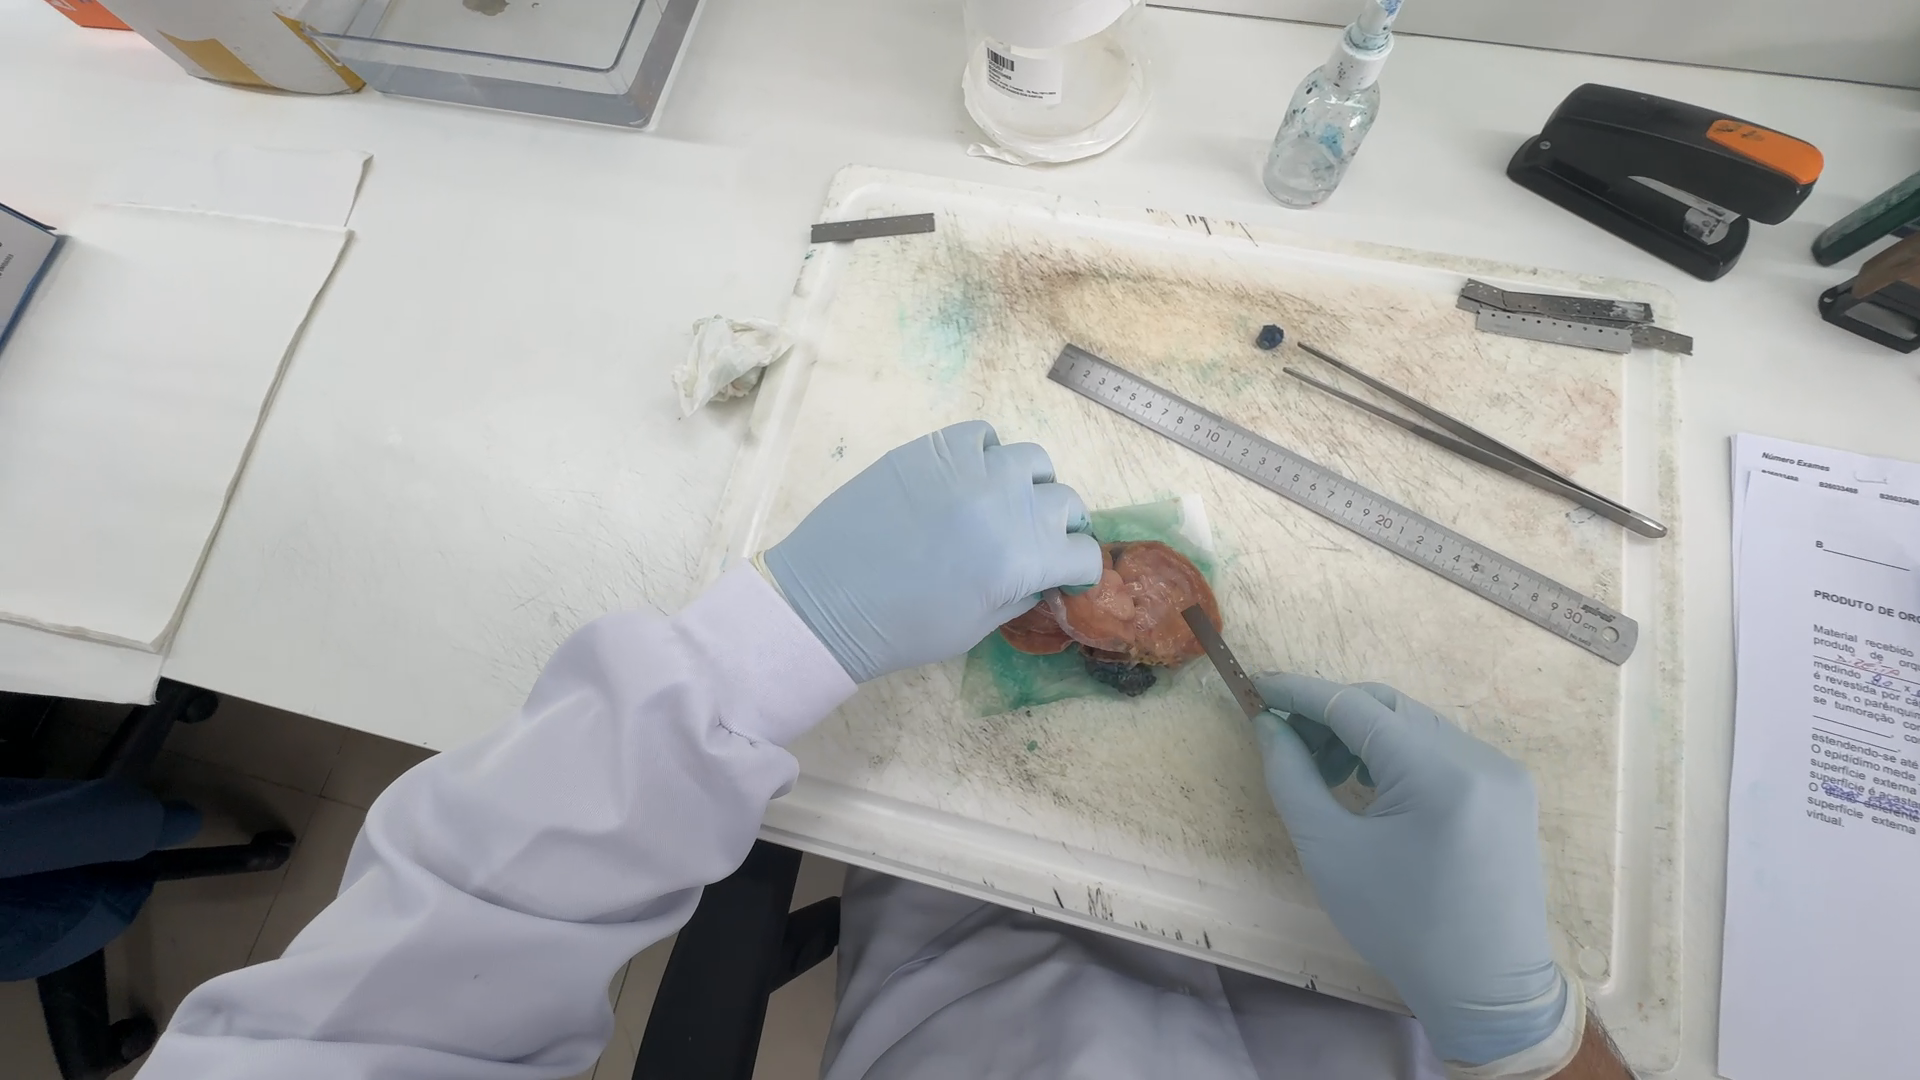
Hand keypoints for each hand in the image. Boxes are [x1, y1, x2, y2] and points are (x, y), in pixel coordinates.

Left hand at [764, 422, 1102, 682]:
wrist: (828, 598)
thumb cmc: (903, 628)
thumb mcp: (976, 628)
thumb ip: (1021, 596)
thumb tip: (1045, 577)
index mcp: (1025, 559)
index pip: (1085, 553)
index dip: (1079, 568)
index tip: (1064, 574)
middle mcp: (1010, 505)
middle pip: (1067, 502)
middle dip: (1060, 526)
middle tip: (1033, 540)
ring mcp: (973, 469)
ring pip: (1033, 459)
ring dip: (1030, 483)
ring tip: (1004, 501)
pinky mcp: (936, 447)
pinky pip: (983, 434)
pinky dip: (987, 453)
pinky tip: (969, 476)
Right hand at [1253, 674, 1572, 1068]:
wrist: (1488, 993)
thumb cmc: (1398, 924)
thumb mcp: (1326, 847)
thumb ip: (1290, 774)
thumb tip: (1268, 723)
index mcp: (1439, 775)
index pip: (1354, 706)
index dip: (1299, 692)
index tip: (1256, 686)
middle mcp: (1480, 759)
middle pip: (1385, 706)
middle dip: (1327, 712)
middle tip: (1285, 737)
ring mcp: (1501, 772)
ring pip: (1409, 721)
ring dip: (1359, 730)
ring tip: (1324, 768)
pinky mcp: (1506, 788)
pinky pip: (1435, 744)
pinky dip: (1391, 748)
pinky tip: (1367, 780)